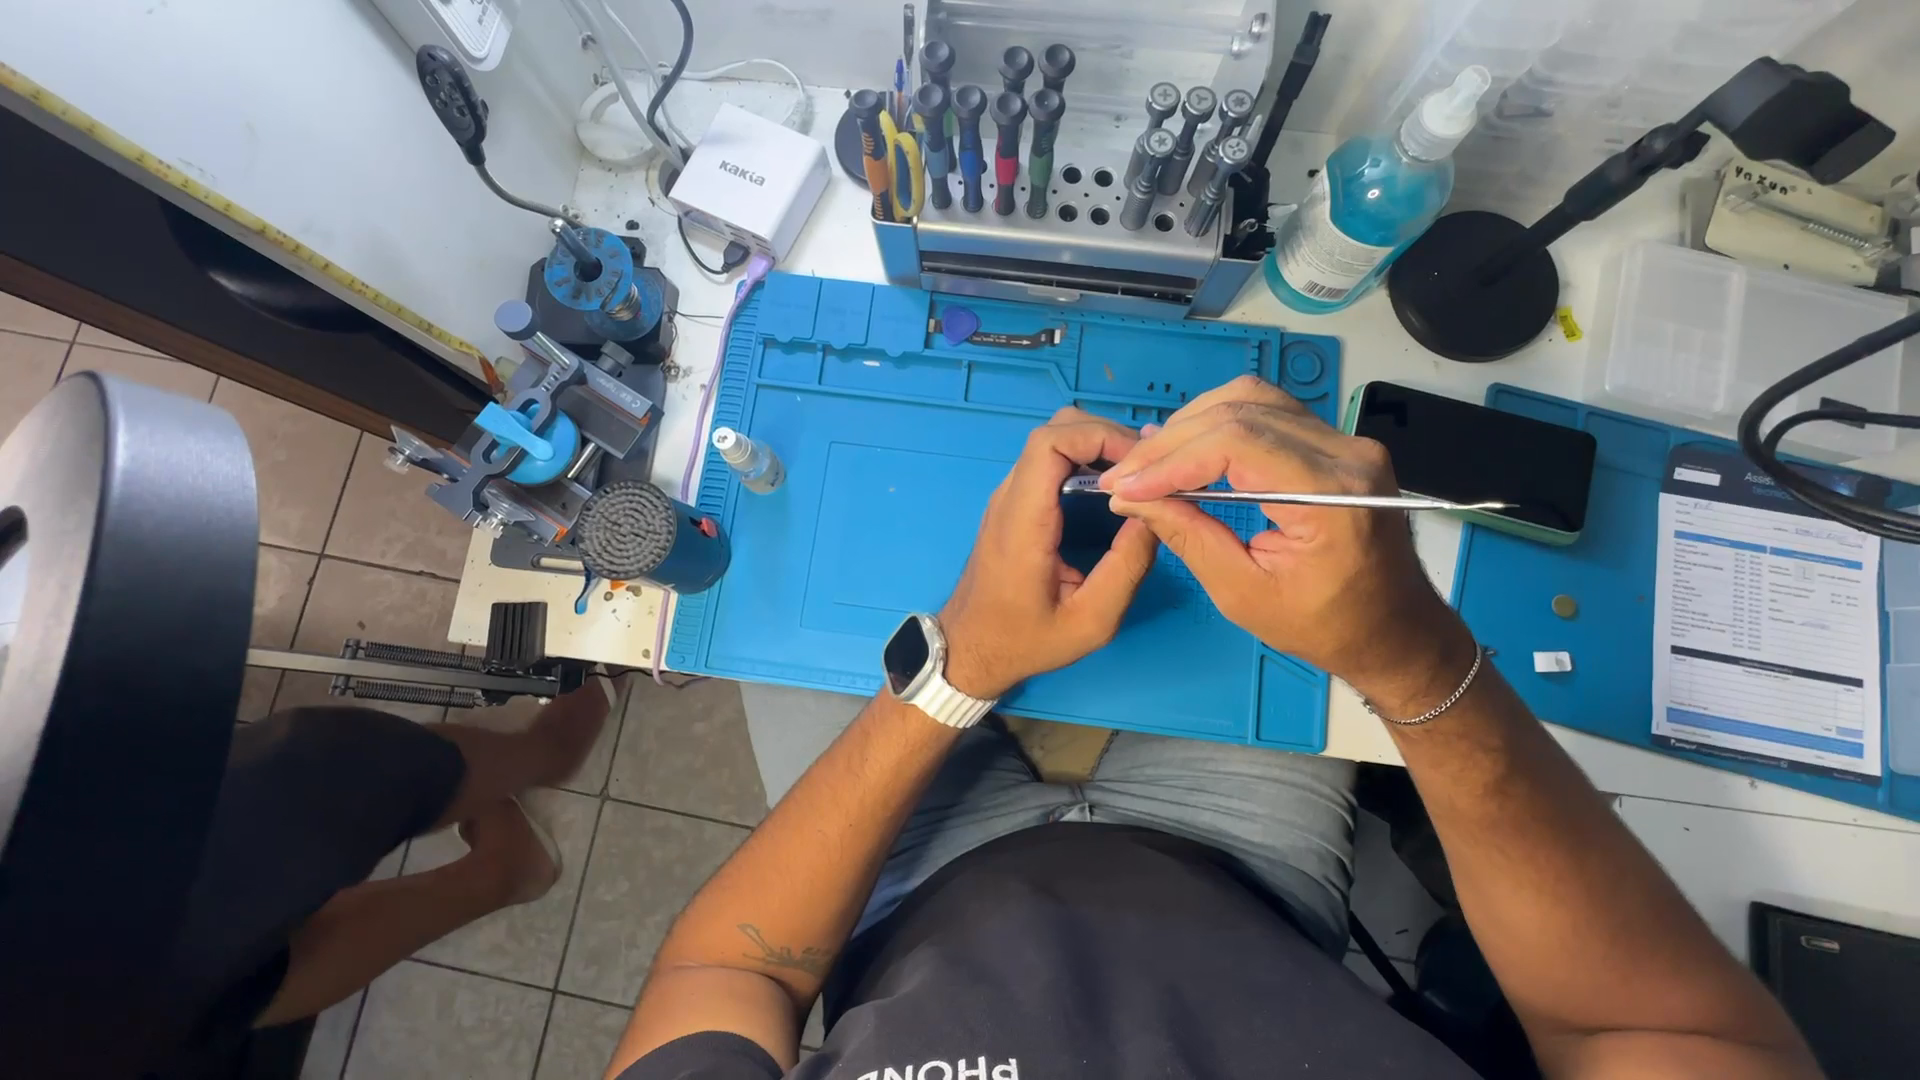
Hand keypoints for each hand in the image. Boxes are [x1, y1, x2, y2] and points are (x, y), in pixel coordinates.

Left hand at [938, 407, 1160, 698]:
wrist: (971, 648)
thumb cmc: (1025, 640)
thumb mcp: (1090, 621)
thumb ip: (1126, 568)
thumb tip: (1155, 514)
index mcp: (1023, 521)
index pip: (1051, 442)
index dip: (1099, 436)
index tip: (1140, 462)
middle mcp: (1010, 497)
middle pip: (1055, 430)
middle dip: (1106, 436)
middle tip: (1148, 469)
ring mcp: (1009, 497)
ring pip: (1053, 441)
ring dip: (1097, 447)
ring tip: (1137, 478)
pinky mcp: (1015, 504)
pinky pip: (1050, 462)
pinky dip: (1085, 460)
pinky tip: (1113, 489)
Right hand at [1101, 376, 1476, 715]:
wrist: (1394, 630)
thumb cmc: (1323, 626)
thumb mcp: (1243, 593)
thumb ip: (1188, 537)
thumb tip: (1130, 498)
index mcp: (1331, 495)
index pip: (1237, 443)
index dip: (1171, 459)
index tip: (1124, 486)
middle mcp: (1346, 453)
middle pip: (1240, 411)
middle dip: (1170, 441)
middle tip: (1124, 476)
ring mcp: (1346, 442)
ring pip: (1251, 399)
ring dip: (1190, 426)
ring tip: (1150, 463)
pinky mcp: (1337, 443)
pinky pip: (1267, 412)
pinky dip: (1217, 425)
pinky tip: (1187, 451)